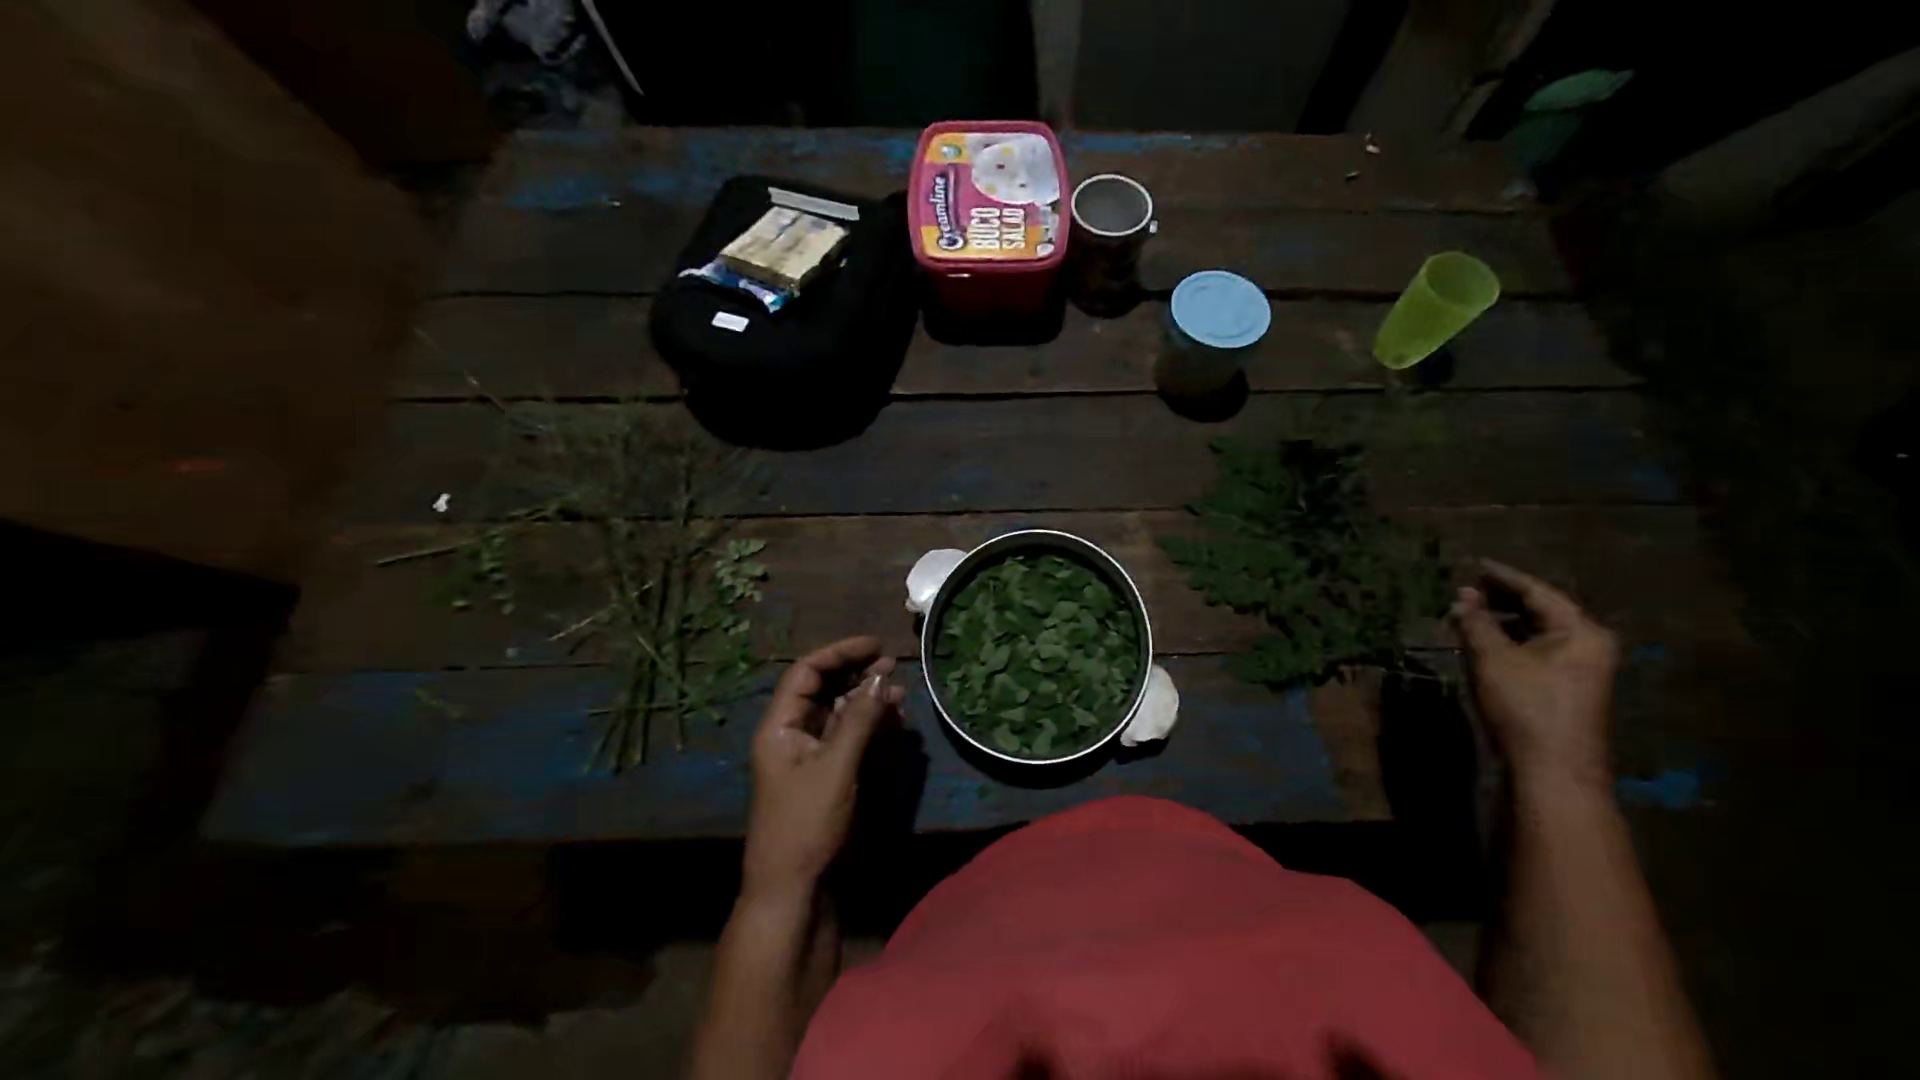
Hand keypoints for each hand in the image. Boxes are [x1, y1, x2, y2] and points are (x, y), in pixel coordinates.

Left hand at [742, 636, 904, 905]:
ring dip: (867, 700)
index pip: (806, 672)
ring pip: (839, 712)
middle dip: (857, 674)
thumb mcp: (835, 768)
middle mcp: (792, 732)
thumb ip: (859, 721)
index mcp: (779, 725)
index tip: (875, 646)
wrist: (794, 888)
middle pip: (823, 689)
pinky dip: (869, 725)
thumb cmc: (806, 824)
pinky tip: (893, 721)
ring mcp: (810, 753)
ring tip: (900, 694)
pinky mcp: (827, 772)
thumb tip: (882, 679)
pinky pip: (848, 736)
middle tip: (892, 665)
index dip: (840, 653)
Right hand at [1452, 560, 1618, 788]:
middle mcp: (1589, 643)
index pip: (1538, 592)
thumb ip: (1477, 623)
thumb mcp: (1494, 659)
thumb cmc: (1526, 706)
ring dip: (1504, 619)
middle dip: (1502, 598)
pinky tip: (1486, 639)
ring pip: (1539, 630)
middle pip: (1542, 609)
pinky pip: (1538, 647)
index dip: (1503, 577)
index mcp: (1581, 631)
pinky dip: (1511, 639)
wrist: (1554, 767)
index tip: (1473, 564)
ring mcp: (1582, 665)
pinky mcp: (1569, 684)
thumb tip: (1462, 596)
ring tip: (1469, 611)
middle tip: (1466, 588)